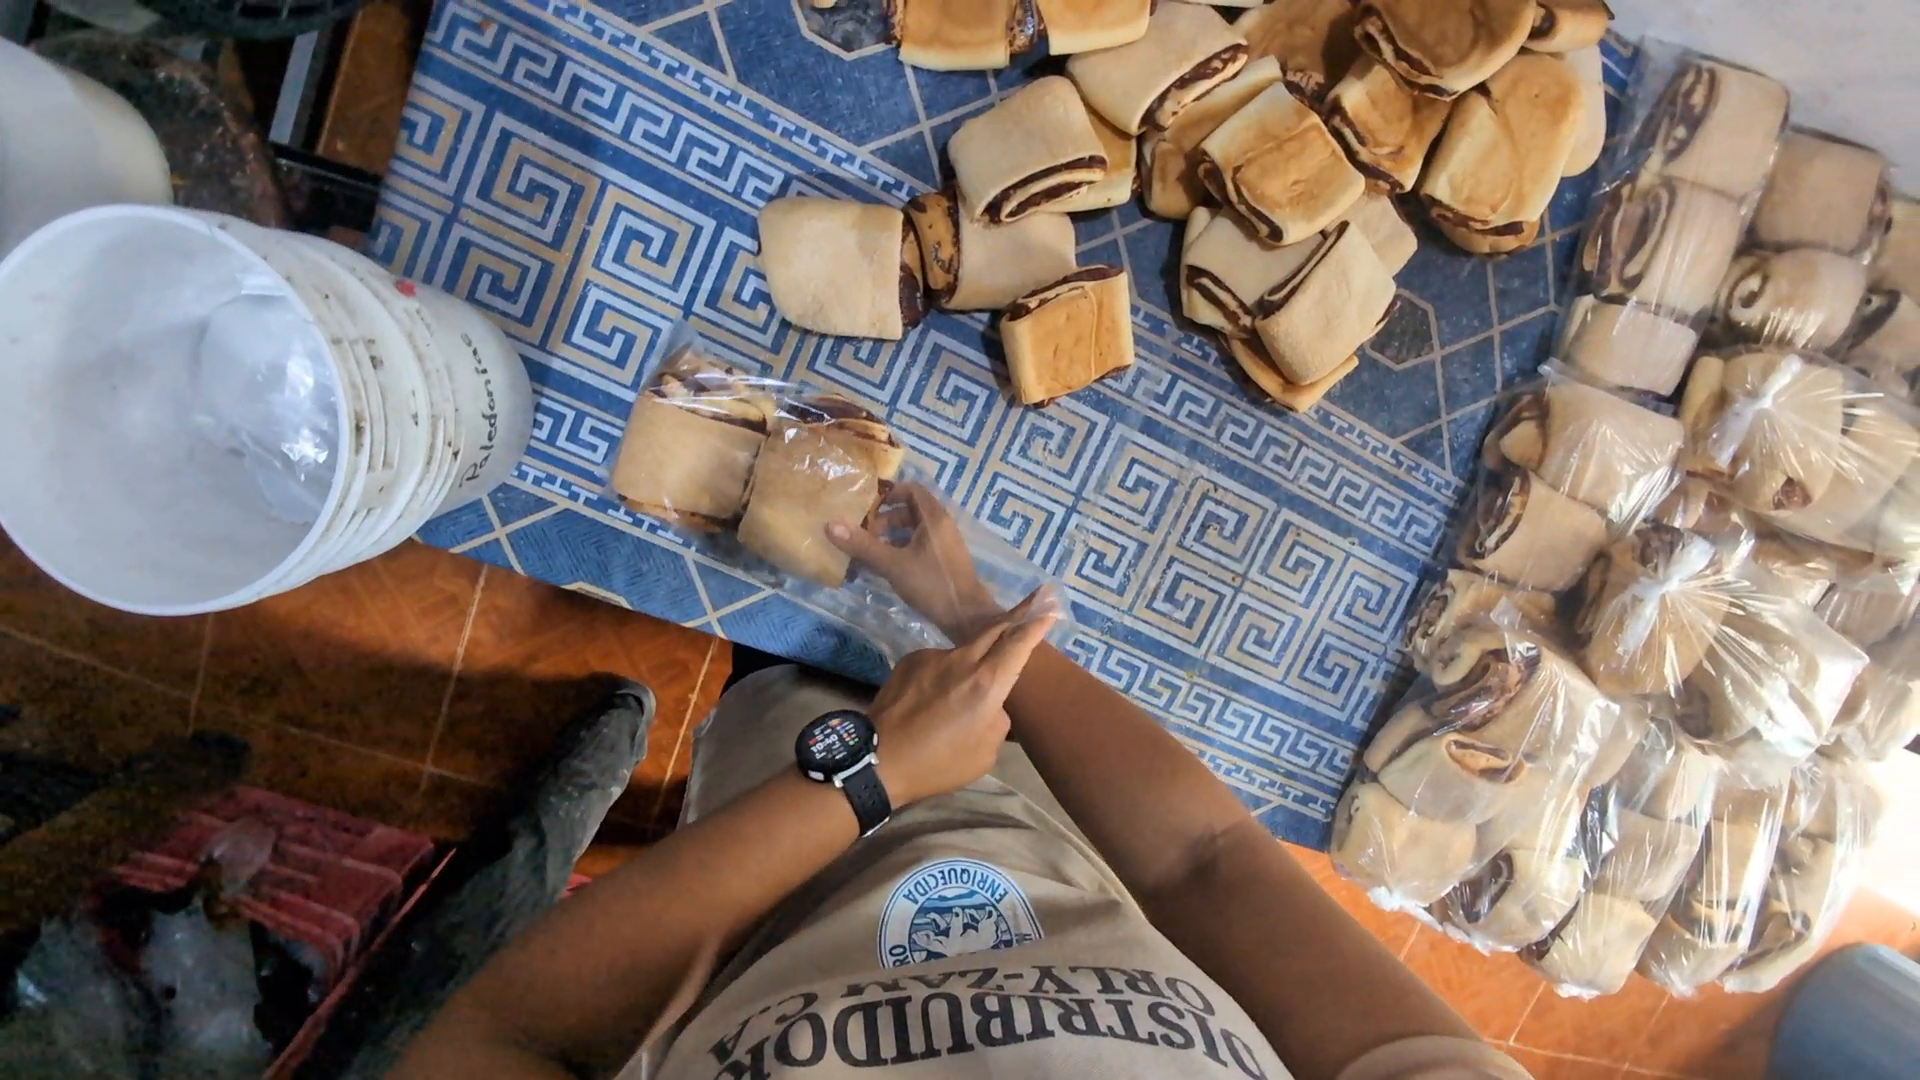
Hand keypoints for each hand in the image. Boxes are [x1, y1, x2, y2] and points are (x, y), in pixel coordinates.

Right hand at [827, 484, 1003, 641]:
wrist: (966, 616)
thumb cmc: (932, 584)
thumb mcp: (893, 564)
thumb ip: (863, 545)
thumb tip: (830, 525)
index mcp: (935, 518)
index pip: (913, 489)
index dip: (890, 493)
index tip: (867, 506)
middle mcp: (942, 526)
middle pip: (911, 511)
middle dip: (885, 519)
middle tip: (864, 534)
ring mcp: (944, 544)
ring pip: (914, 531)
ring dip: (891, 537)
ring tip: (869, 552)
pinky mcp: (943, 562)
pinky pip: (919, 546)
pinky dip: (901, 550)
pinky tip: (884, 567)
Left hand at [869, 589, 1059, 805]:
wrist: (879, 760)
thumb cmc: (939, 763)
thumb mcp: (986, 751)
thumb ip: (997, 718)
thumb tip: (991, 703)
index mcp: (988, 683)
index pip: (1019, 643)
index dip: (1037, 624)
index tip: (1050, 608)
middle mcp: (963, 660)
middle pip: (995, 629)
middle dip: (1017, 615)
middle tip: (1035, 600)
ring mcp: (934, 656)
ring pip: (964, 651)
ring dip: (972, 661)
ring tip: (958, 696)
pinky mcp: (911, 659)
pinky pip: (938, 662)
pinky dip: (944, 674)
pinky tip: (932, 700)